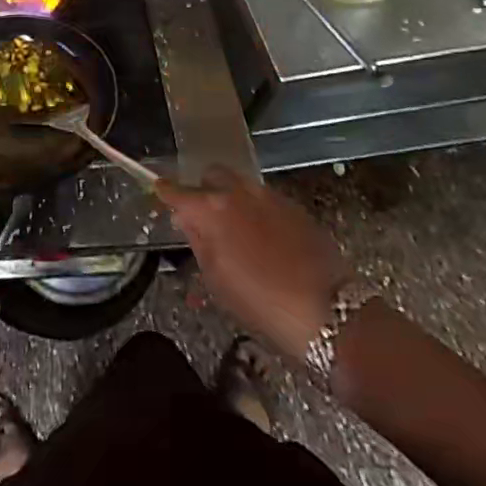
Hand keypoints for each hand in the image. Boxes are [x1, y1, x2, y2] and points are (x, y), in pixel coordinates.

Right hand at [157, 166, 354, 358]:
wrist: (325, 310)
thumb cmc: (259, 301)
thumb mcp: (216, 278)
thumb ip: (198, 241)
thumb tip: (188, 220)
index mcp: (211, 210)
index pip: (177, 191)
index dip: (165, 191)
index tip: (159, 191)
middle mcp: (239, 193)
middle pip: (213, 175)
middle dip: (204, 190)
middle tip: (204, 217)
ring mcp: (270, 197)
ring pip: (241, 185)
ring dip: (232, 199)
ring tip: (236, 231)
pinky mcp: (296, 207)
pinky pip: (266, 199)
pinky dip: (257, 211)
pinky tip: (264, 239)